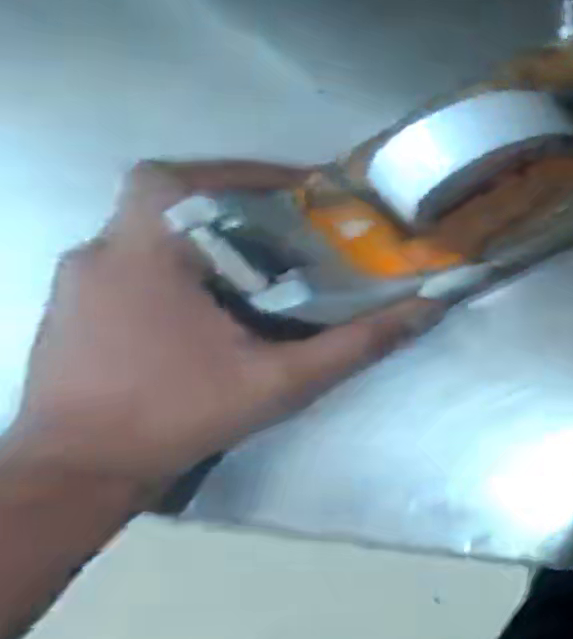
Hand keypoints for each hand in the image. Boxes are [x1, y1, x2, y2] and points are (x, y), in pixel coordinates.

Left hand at [3, 161, 445, 491]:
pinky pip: (146, 261)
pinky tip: (242, 298)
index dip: (236, 170)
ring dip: (224, 236)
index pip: (170, 181)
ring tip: (288, 262)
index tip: (300, 186)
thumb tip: (430, 306)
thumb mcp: (289, 380)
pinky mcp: (84, 307)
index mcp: (141, 262)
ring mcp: (85, 283)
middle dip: (246, 206)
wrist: (77, 468)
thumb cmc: (181, 414)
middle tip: (311, 226)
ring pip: (160, 232)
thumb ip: (362, 340)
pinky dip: (199, 263)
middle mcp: (101, 258)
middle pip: (173, 202)